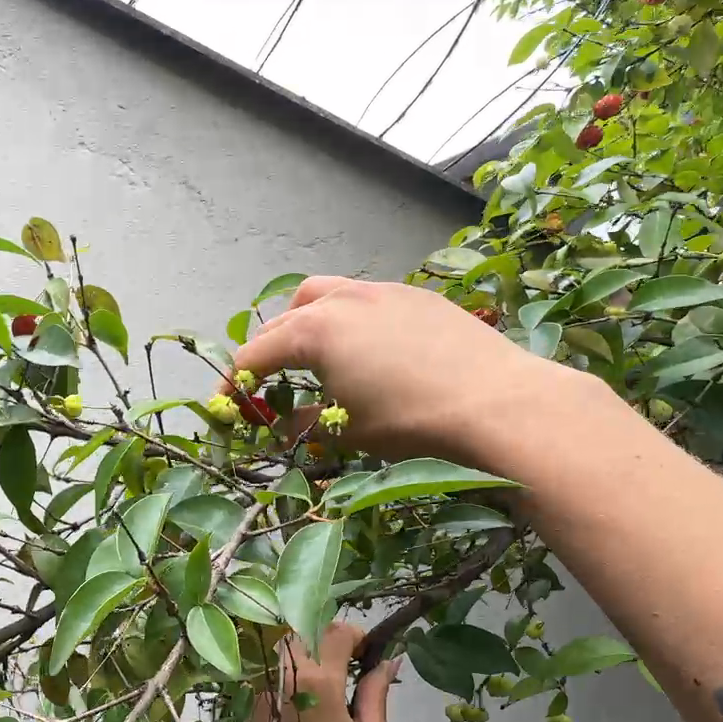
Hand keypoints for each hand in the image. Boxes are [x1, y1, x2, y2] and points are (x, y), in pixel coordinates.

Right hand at [233, 276, 594, 467]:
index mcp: (313, 331)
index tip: (225, 404)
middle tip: (264, 385)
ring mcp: (381, 291)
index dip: (234, 381)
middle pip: (283, 321)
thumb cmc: (408, 421)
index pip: (255, 354)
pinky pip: (363, 300)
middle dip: (267, 352)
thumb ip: (300, 422)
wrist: (497, 403)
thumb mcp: (344, 430)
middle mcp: (341, 300)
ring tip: (312, 354)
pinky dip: (346, 320)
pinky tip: (364, 349)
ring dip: (304, 323)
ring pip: (323, 296)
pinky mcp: (416, 296)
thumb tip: (281, 424)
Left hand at [242, 621, 397, 721]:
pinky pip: (273, 674)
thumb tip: (390, 661)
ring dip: (307, 654)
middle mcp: (286, 676)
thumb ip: (377, 694)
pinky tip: (304, 702)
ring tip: (326, 681)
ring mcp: (264, 687)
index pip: (337, 632)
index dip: (356, 635)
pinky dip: (290, 676)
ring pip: (285, 651)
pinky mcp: (251, 700)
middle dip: (327, 638)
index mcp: (319, 682)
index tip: (365, 652)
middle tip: (345, 662)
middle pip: (305, 632)